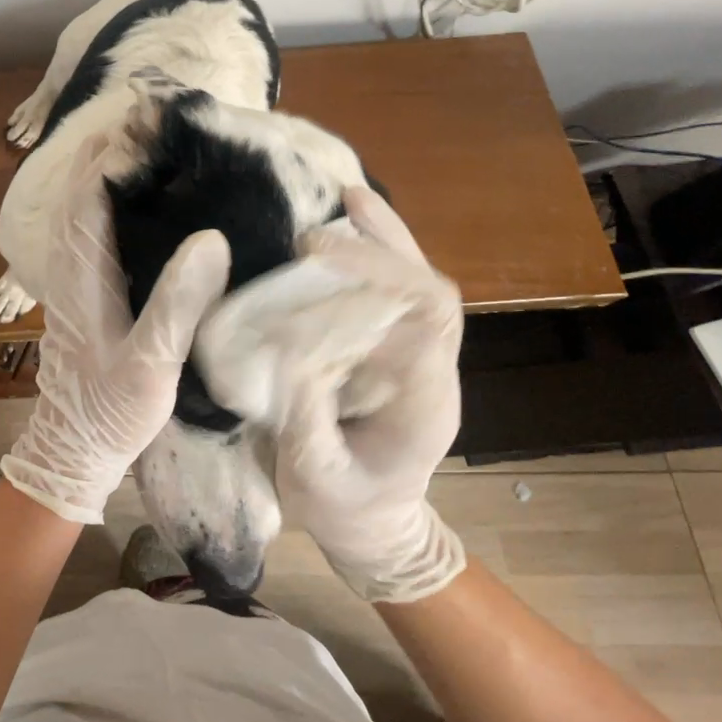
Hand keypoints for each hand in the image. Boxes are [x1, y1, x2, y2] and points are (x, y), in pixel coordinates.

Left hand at [0, 137, 232, 523]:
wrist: (74, 445)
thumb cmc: (112, 409)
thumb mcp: (152, 362)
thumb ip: (177, 303)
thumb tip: (210, 238)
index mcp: (82, 274)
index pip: (90, 193)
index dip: (114, 152)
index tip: (153, 118)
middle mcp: (70, 265)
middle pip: (81, 189)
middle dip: (111, 147)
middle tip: (158, 116)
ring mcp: (72, 276)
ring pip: (83, 206)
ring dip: (108, 168)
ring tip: (152, 141)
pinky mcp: (82, 289)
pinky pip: (91, 228)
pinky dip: (110, 198)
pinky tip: (142, 198)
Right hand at [275, 187, 467, 602]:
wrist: (371, 525)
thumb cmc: (343, 506)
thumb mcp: (317, 476)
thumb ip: (306, 419)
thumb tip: (290, 351)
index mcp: (424, 403)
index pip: (424, 323)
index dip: (376, 282)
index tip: (312, 265)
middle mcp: (432, 370)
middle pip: (429, 292)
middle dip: (378, 251)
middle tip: (310, 236)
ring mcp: (418, 357)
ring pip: (420, 282)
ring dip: (386, 238)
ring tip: (346, 196)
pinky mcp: (393, 349)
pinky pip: (394, 293)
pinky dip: (376, 253)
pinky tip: (345, 222)